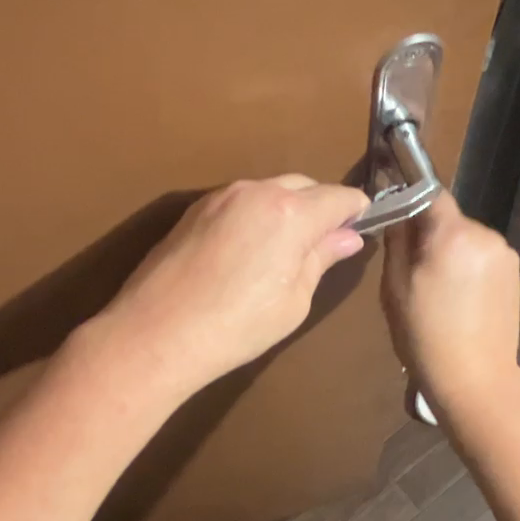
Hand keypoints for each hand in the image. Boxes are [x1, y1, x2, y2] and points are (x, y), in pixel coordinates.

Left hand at [93, 174, 369, 398]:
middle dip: (321, 208)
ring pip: (270, 191)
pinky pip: (240, 202)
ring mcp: (221, 196)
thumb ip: (321, 259)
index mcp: (291, 213)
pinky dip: (256, 216)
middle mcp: (258, 192)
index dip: (356, 212)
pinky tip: (249, 252)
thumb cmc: (237, 327)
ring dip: (286, 210)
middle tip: (324, 246)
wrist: (158, 333)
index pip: (339, 198)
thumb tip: (347, 237)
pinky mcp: (194, 209)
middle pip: (305, 186)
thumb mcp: (293, 300)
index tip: (362, 228)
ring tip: (284, 252)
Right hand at [381, 192, 519, 411]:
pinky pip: (481, 258)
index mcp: (453, 234)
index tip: (396, 221)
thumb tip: (399, 215)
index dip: (411, 201)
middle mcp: (485, 234)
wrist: (474, 379)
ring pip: (466, 239)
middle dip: (430, 236)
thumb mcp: (395, 288)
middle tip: (413, 271)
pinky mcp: (514, 274)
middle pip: (449, 220)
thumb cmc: (425, 336)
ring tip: (437, 292)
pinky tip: (459, 301)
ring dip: (450, 254)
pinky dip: (467, 269)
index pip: (431, 194)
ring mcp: (504, 254)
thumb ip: (397, 243)